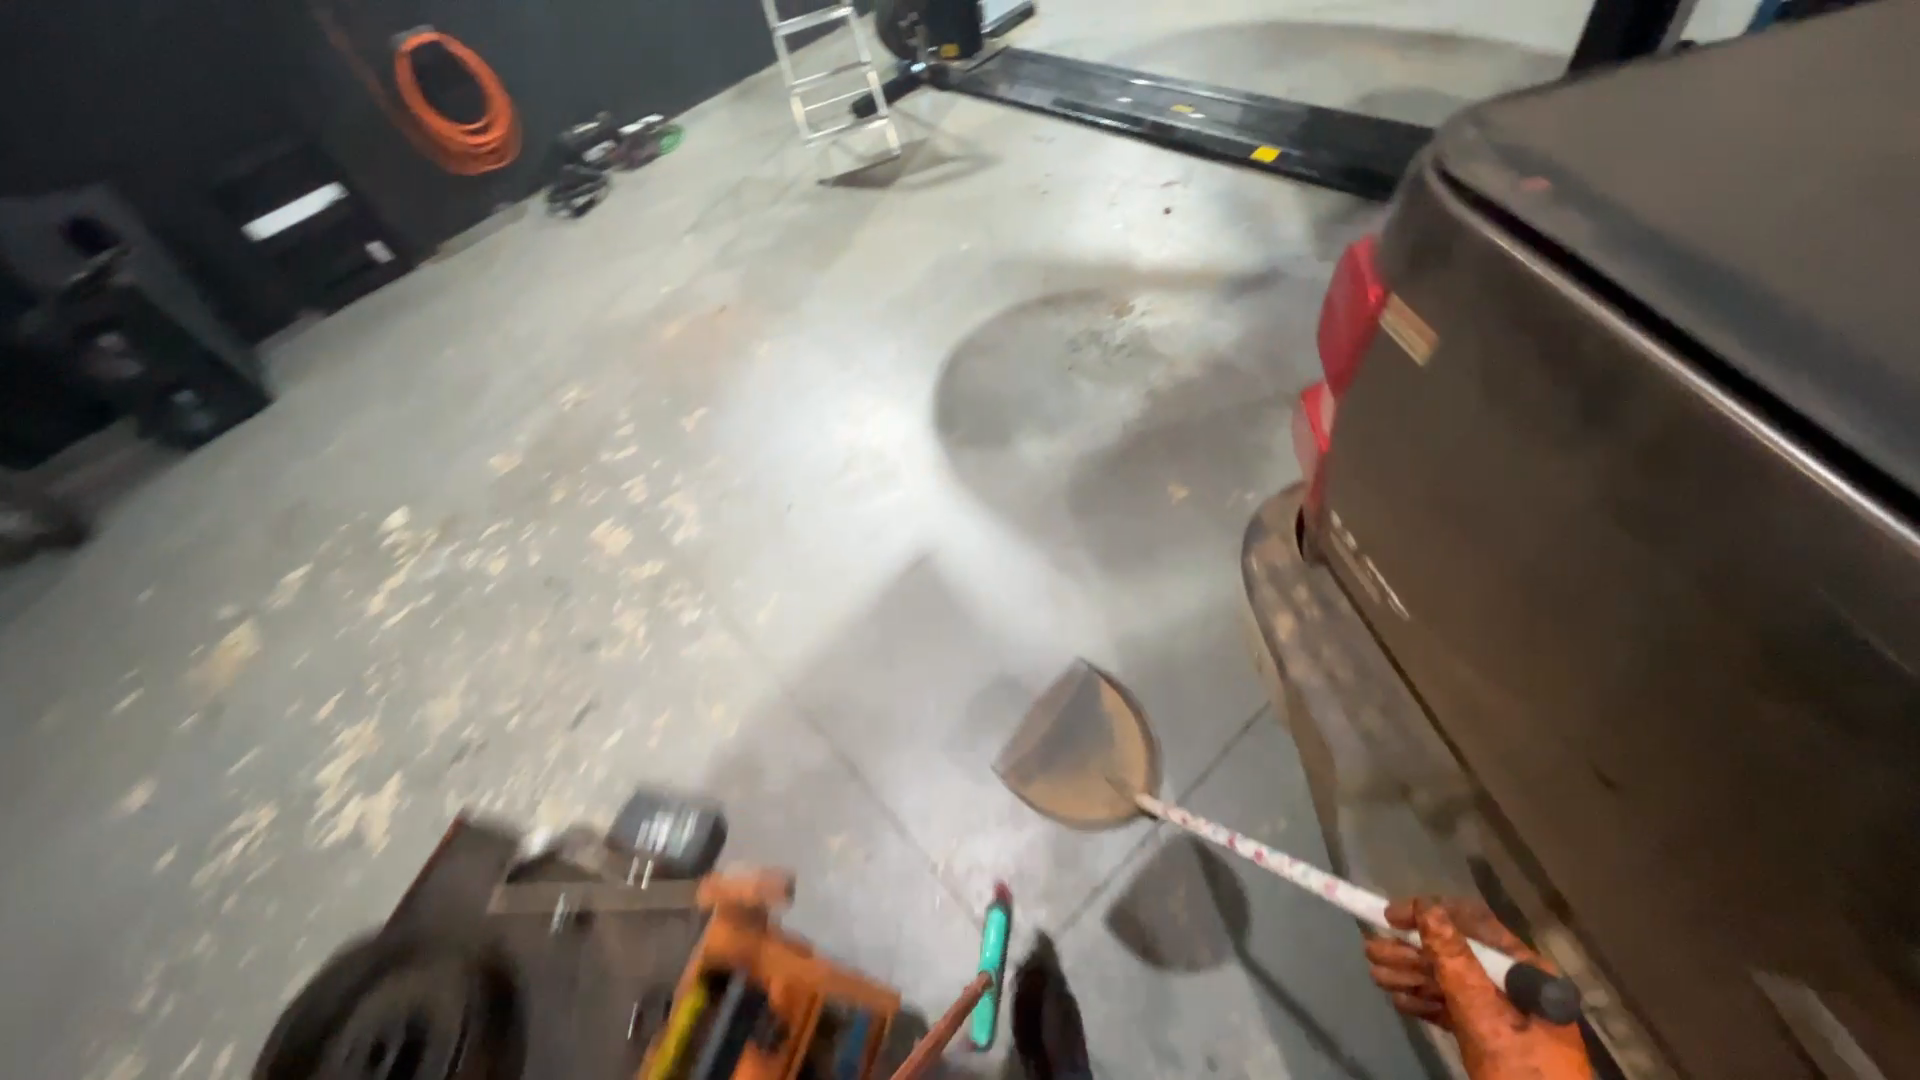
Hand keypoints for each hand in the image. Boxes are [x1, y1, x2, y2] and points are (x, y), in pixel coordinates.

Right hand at [1366, 898, 1591, 1079]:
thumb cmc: (1521, 1069)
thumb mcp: (1483, 1011)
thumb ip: (1454, 959)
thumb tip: (1426, 907)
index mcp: (1522, 969)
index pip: (1472, 922)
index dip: (1428, 913)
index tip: (1390, 918)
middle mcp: (1512, 983)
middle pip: (1453, 952)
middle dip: (1409, 950)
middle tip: (1371, 951)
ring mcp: (1501, 1011)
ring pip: (1447, 980)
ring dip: (1409, 975)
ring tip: (1376, 975)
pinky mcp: (1489, 1035)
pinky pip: (1451, 1007)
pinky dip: (1424, 1002)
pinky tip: (1400, 1002)